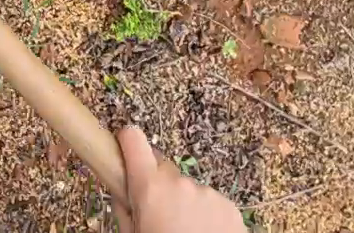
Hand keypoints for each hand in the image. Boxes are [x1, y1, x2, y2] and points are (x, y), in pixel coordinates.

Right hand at [112, 126, 243, 232]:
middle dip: (159, 185)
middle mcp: (178, 182)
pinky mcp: (231, 208)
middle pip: (162, 168)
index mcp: (149, 186)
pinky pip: (211, 202)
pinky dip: (208, 215)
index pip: (132, 137)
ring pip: (187, 188)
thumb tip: (122, 190)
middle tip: (162, 216)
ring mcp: (207, 193)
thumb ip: (124, 208)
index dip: (128, 144)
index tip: (127, 157)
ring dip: (185, 203)